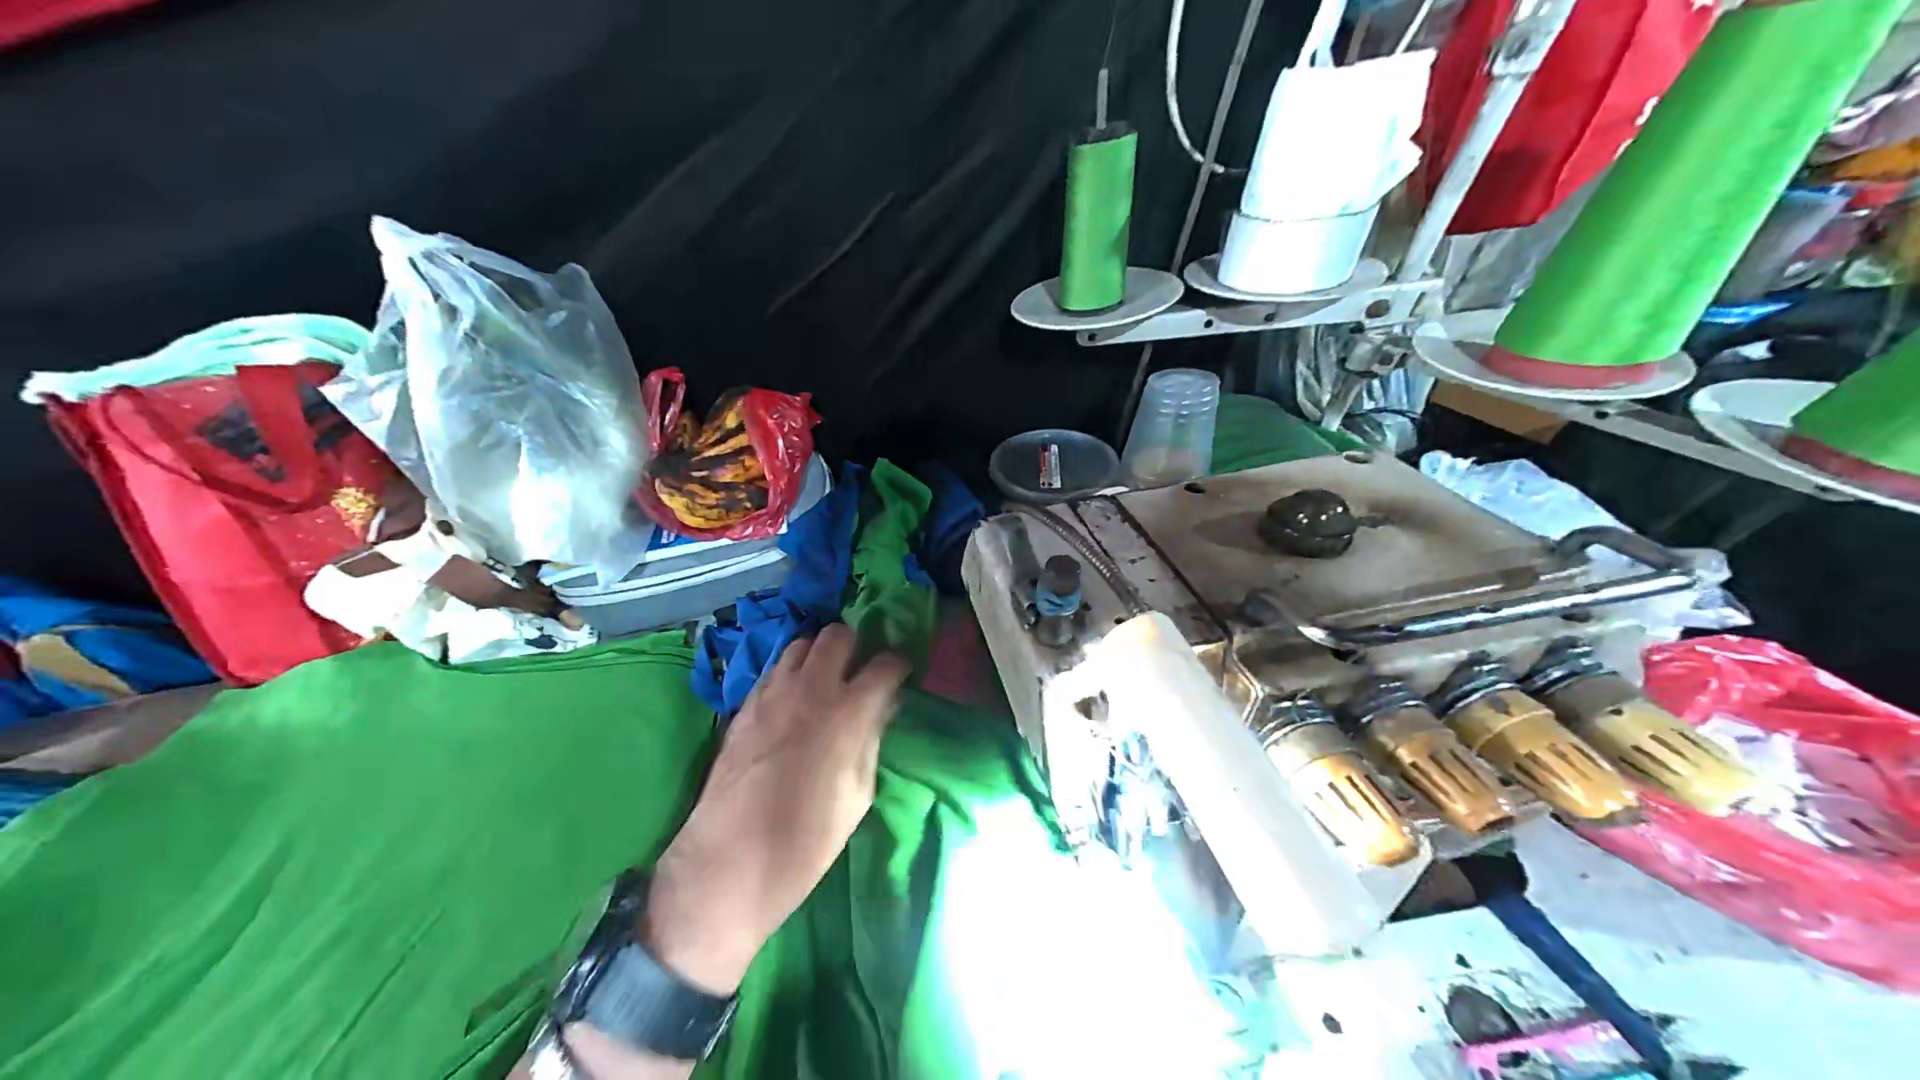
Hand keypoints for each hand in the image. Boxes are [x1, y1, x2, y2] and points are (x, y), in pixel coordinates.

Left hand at [640, 624, 908, 992]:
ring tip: (827, 678)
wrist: (728, 863)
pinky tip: (794, 698)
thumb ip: (871, 740)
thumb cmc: (806, 841)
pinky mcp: (744, 705)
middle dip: (857, 645)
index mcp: (847, 712)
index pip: (884, 665)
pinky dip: (791, 672)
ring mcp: (771, 693)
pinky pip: (774, 669)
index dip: (898, 664)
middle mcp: (809, 689)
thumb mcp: (858, 795)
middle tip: (861, 669)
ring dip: (820, 654)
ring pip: (801, 643)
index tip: (901, 673)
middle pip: (838, 635)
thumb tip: (881, 708)